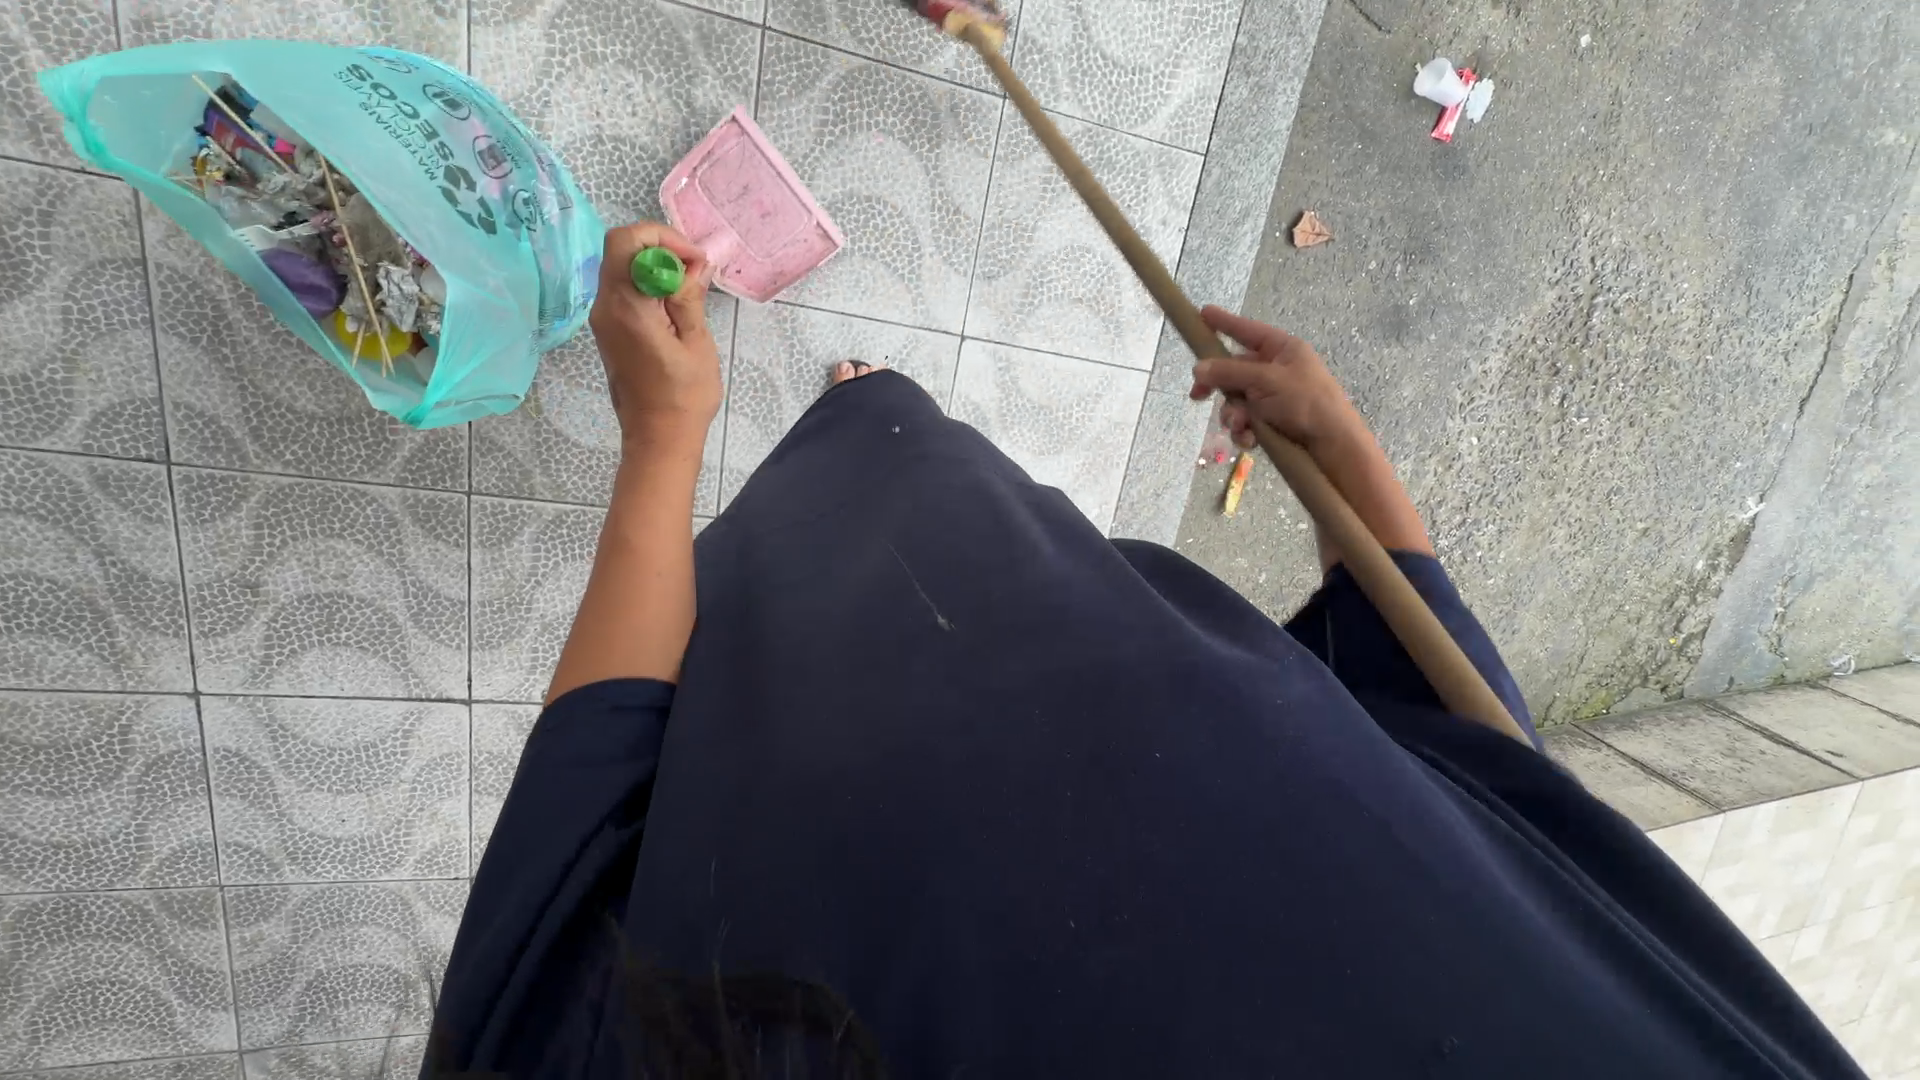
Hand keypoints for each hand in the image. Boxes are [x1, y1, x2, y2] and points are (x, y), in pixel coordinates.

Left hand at [588, 223, 720, 450]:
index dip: (663, 238)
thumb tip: (693, 264)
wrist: (658, 437)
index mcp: (627, 307)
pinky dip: (649, 286)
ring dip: (656, 267)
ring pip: (622, 268)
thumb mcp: (696, 344)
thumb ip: (689, 298)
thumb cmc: (684, 397)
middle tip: (695, 270)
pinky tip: (675, 307)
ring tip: (691, 290)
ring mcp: (603, 318)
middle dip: (660, 248)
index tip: (695, 260)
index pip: (628, 242)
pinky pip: (624, 291)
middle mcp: (605, 306)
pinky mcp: (609, 329)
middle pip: (621, 249)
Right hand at [1188, 306, 1362, 450]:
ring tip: (1240, 425)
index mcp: (1282, 349)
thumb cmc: (1305, 401)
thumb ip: (1230, 372)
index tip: (1202, 312)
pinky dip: (1243, 430)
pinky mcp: (1270, 419)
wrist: (1331, 442)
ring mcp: (1272, 396)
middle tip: (1197, 395)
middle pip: (1234, 370)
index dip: (1224, 323)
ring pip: (1235, 400)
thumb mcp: (1266, 380)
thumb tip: (1197, 368)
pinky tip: (1249, 439)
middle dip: (1218, 386)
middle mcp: (1275, 369)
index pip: (1247, 331)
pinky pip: (1244, 421)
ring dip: (1232, 415)